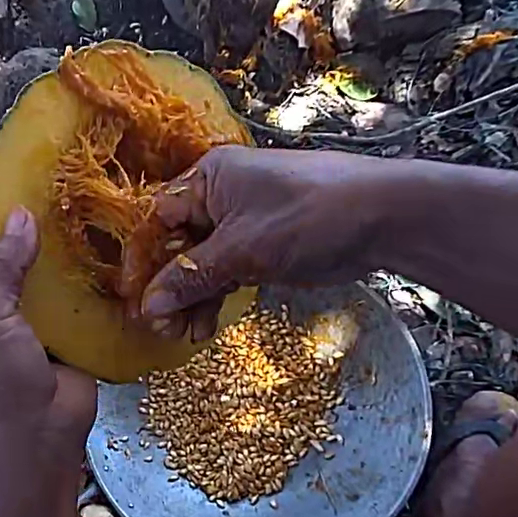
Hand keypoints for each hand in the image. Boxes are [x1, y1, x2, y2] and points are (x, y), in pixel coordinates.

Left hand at [0, 206, 97, 454]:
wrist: (40, 436)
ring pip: (71, 281)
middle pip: (39, 262)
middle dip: (60, 235)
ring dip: (88, 259)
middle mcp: (19, 307)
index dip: (17, 219)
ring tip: (118, 218)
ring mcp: (53, 323)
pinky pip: (95, 306)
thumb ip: (2, 268)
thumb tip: (21, 213)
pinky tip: (131, 260)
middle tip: (93, 196)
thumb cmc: (2, 377)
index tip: (47, 184)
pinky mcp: (84, 338)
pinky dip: (109, 288)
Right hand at [131, 146, 390, 340]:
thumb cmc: (307, 218)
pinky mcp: (261, 247)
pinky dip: (214, 298)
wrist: (384, 219)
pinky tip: (204, 327)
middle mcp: (219, 198)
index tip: (134, 301)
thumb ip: (192, 278)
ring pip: (201, 265)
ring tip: (183, 336)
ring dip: (190, 300)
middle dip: (168, 289)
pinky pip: (226, 273)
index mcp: (208, 180)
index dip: (144, 262)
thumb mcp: (243, 250)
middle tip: (162, 328)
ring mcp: (242, 223)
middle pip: (178, 246)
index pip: (158, 220)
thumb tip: (147, 307)